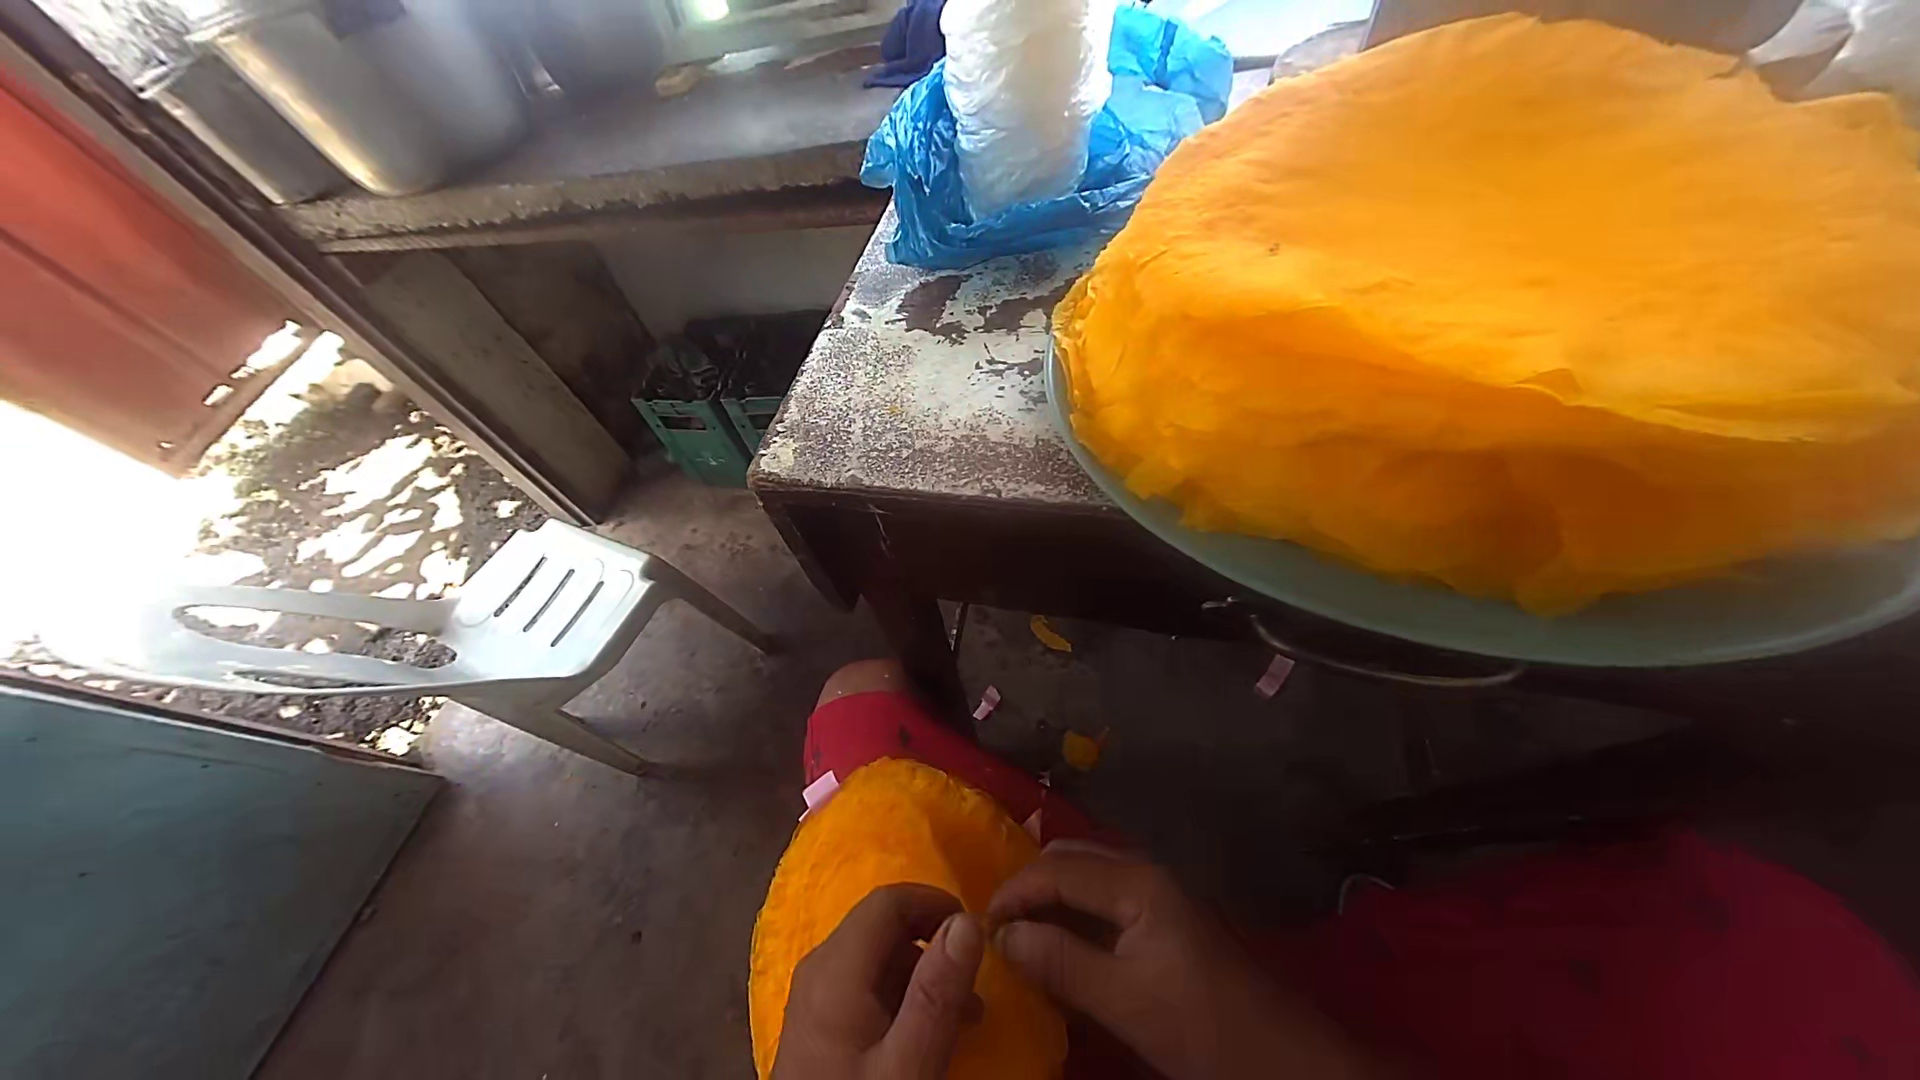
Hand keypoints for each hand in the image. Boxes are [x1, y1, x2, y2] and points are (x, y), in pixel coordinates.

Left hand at [772, 883, 986, 1079]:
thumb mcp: (909, 1066)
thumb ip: (937, 992)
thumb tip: (968, 921)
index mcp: (836, 967)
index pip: (889, 901)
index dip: (935, 903)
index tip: (976, 932)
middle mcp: (820, 969)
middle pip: (882, 926)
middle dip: (933, 942)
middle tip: (975, 982)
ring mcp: (814, 998)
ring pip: (876, 957)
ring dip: (923, 973)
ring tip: (963, 1017)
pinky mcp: (818, 1026)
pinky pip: (865, 988)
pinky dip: (902, 997)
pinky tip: (926, 1034)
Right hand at [989, 842, 1376, 1079]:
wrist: (1285, 1059)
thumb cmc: (1205, 1027)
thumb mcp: (1127, 1001)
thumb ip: (1062, 962)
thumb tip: (1003, 935)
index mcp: (1136, 881)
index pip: (1057, 869)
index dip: (1014, 892)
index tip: (981, 923)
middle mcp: (1144, 871)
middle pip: (1070, 860)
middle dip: (1030, 886)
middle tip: (998, 925)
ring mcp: (1156, 892)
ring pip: (1086, 878)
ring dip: (1050, 899)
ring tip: (1019, 933)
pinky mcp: (1162, 917)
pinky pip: (1103, 901)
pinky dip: (1073, 916)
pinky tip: (1059, 944)